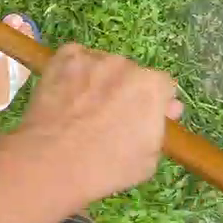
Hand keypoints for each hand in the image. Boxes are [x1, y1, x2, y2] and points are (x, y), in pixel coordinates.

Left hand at [8, 43, 182, 207]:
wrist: (55, 158)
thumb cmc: (108, 165)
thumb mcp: (150, 156)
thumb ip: (159, 126)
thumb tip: (167, 107)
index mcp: (151, 86)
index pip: (162, 86)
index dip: (156, 102)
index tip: (144, 117)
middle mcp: (123, 64)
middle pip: (131, 73)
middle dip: (126, 90)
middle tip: (110, 114)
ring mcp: (90, 58)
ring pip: (102, 65)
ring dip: (100, 79)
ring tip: (84, 105)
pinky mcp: (62, 57)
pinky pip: (75, 59)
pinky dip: (74, 71)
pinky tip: (67, 92)